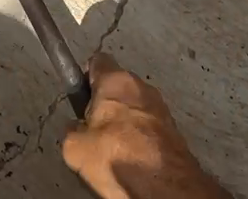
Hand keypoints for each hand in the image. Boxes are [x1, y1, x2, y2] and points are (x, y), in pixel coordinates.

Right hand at [63, 54, 230, 198]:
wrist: (165, 187)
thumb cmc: (116, 156)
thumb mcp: (75, 148)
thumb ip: (71, 130)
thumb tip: (77, 128)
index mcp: (115, 80)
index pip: (96, 61)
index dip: (86, 78)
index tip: (82, 100)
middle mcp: (140, 86)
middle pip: (118, 87)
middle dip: (107, 105)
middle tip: (96, 132)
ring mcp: (162, 107)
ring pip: (136, 108)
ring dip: (127, 122)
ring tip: (118, 151)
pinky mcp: (176, 130)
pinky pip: (151, 127)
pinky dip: (143, 139)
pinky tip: (136, 160)